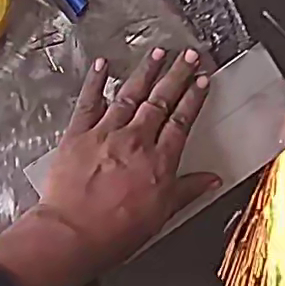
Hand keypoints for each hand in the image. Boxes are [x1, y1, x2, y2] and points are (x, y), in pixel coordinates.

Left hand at [0, 48, 219, 285]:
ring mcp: (105, 134)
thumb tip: (211, 180)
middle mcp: (135, 140)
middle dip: (177, 74)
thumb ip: (186, 191)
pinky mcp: (77, 135)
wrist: (73, 233)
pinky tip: (103, 65)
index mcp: (159, 161)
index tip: (202, 81)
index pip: (182, 120)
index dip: (193, 98)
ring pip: (130, 94)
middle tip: (188, 55)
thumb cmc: (115, 231)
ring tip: (158, 52)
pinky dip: (96, 81)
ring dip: (146, 71)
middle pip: (160, 101)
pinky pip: (89, 102)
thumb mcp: (160, 215)